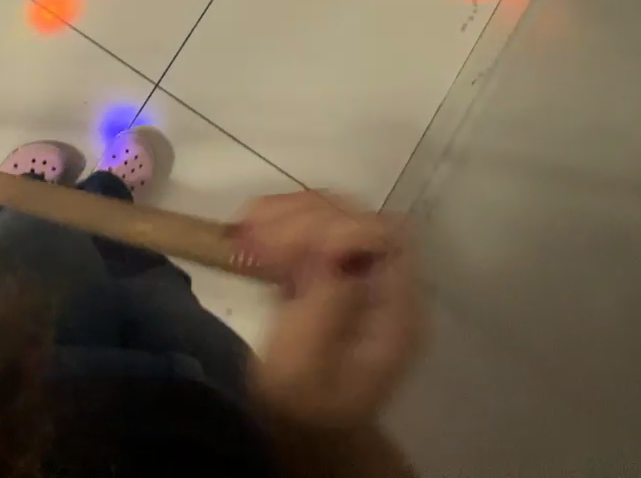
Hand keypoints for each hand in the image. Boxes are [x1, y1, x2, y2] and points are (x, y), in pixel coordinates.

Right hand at [236, 191, 420, 428]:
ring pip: (330, 212)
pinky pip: (309, 225)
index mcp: (396, 311)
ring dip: (285, 213)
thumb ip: (325, 305)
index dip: (335, 227)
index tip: (282, 244)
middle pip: (354, 216)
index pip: (382, 238)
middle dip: (301, 216)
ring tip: (244, 229)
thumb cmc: (302, 407)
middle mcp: (385, 282)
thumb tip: (333, 247)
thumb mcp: (308, 368)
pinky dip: (277, 221)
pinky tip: (247, 232)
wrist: (301, 429)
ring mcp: (359, 271)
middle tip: (252, 234)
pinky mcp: (331, 267)